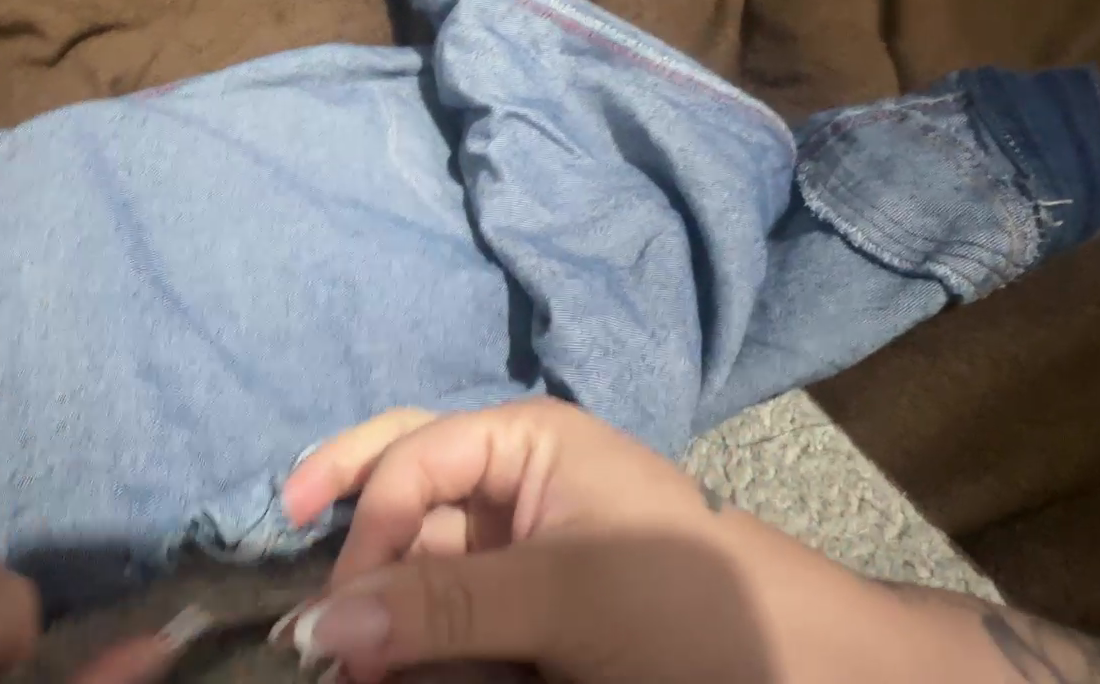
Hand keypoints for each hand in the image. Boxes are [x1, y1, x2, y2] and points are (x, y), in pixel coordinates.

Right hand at [277, 398, 900, 682]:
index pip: (415, 459)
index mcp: (520, 438)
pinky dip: (411, 630)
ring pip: (414, 549)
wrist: (810, 677)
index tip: (337, 614)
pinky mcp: (516, 603)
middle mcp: (503, 477)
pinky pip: (444, 603)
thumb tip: (317, 626)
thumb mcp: (567, 595)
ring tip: (340, 653)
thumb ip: (445, 606)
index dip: (368, 526)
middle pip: (400, 476)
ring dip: (375, 592)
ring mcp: (508, 541)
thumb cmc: (690, 605)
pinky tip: (384, 656)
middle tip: (289, 547)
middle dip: (347, 514)